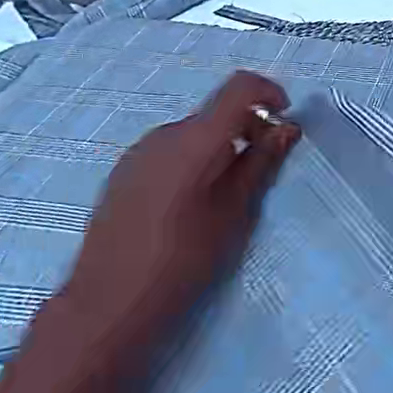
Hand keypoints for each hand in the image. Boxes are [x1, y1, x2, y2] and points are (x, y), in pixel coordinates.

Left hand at [0, 73, 302, 392]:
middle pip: (216, 112)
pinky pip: (169, 150)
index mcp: (195, 138)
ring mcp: (139, 151)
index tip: (284, 119)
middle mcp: (165, 133)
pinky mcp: (123, 171)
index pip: (239, 87)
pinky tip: (188, 205)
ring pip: (193, 133)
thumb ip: (261, 162)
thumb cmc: (182, 260)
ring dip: (218, 147)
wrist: (106, 305)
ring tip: (224, 196)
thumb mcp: (233, 212)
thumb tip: (286, 126)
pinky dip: (192, 160)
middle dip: (246, 129)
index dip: (268, 93)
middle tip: (260, 170)